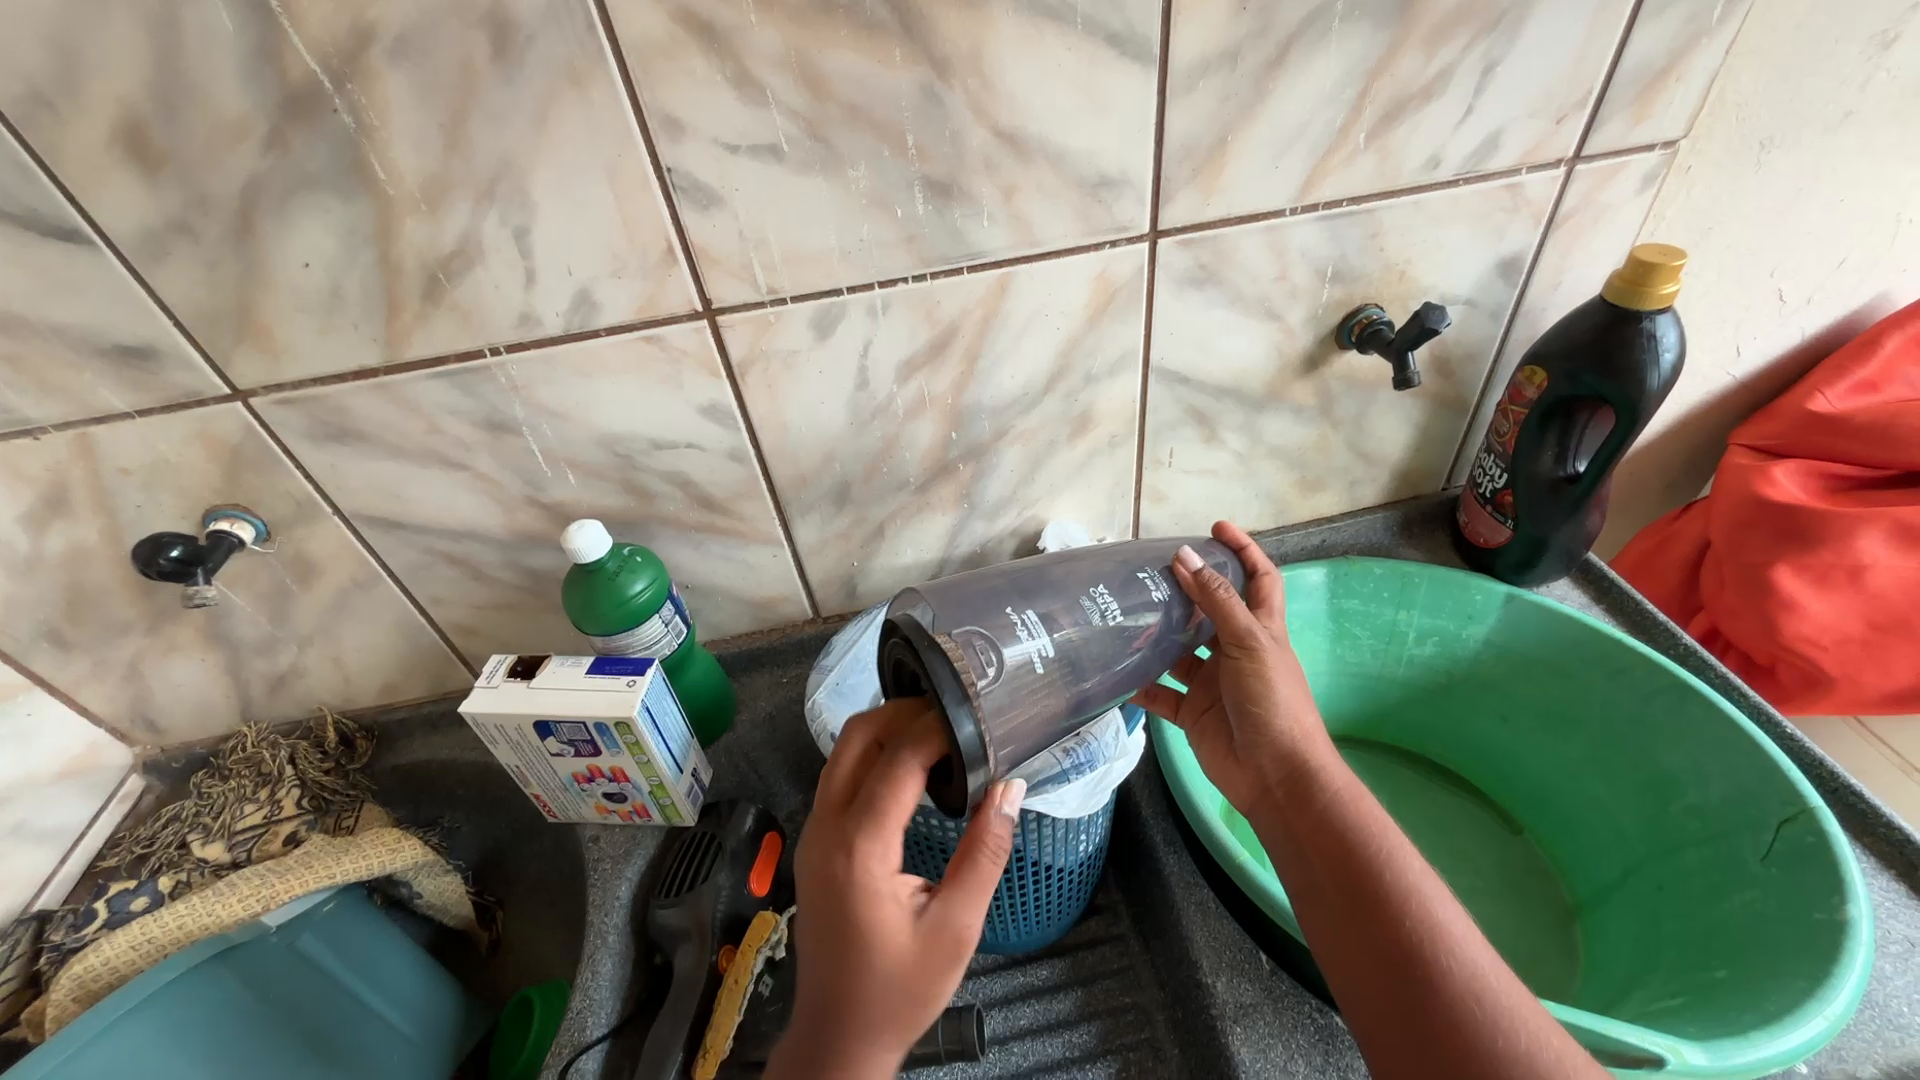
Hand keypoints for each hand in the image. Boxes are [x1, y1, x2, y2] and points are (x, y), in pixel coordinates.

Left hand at [768, 700, 1024, 1078]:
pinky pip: (838, 776)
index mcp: (859, 845)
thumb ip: (984, 851)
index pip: (898, 757)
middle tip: (956, 715)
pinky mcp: (814, 841)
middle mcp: (826, 825)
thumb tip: (1011, 786)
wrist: (838, 1034)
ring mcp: (812, 831)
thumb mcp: (956, 927)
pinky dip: (872, 755)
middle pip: (857, 736)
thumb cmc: (899, 988)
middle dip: (904, 713)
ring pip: (842, 751)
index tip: (978, 716)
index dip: (939, 727)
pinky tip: (911, 769)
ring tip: (940, 734)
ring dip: (886, 731)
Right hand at [1132, 521, 1333, 818]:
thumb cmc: (1272, 701)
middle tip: (1148, 571)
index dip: (1243, 550)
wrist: (1275, 775)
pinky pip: (1159, 693)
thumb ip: (1215, 601)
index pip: (1258, 578)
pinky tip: (1115, 672)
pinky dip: (1139, 684)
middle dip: (1184, 590)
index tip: (1216, 527)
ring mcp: (1212, 682)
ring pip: (1178, 650)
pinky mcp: (1191, 711)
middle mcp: (1235, 651)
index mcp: (1261, 630)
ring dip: (1156, 635)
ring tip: (1123, 613)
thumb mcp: (1249, 642)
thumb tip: (1184, 557)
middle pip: (1209, 611)